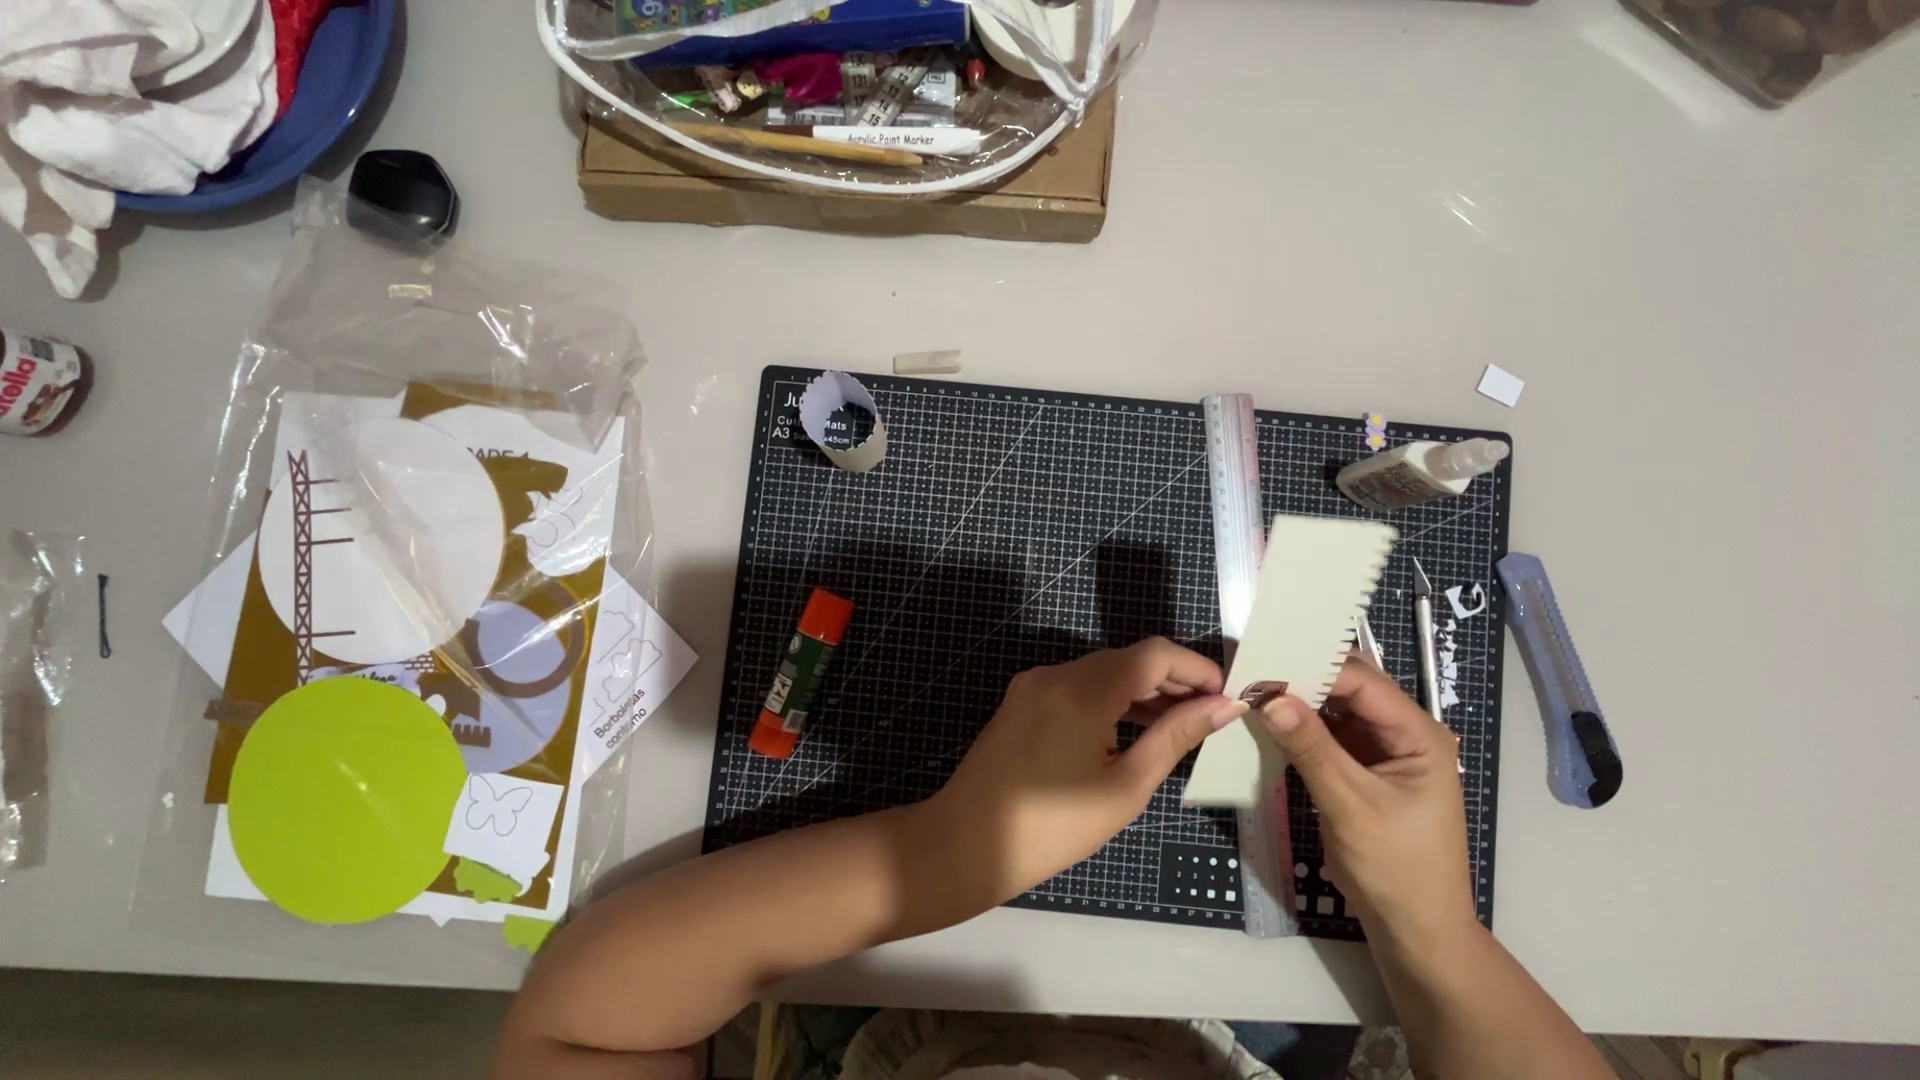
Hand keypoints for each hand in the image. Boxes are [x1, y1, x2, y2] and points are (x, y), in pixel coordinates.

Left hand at [925, 638, 1244, 905]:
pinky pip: (1077, 686)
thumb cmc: (1053, 827)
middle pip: (1127, 658)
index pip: (1153, 654)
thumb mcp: (1125, 787)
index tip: (1226, 696)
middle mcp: (1056, 674)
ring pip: (1101, 671)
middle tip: (1210, 713)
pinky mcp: (1021, 701)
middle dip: (1171, 679)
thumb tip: (1222, 706)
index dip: (1194, 668)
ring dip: (1141, 690)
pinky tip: (1133, 728)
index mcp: (1083, 690)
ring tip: (1179, 724)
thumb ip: (1174, 738)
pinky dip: (1110, 699)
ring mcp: (1033, 685)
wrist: (966, 843)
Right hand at [1253, 656, 1474, 940]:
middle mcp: (1402, 733)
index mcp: (1418, 735)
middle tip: (1253, 671)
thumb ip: (1311, 748)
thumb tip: (1270, 698)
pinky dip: (1299, 727)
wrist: (1414, 927)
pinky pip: (1326, 734)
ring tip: (1253, 690)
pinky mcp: (1359, 768)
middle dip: (1304, 678)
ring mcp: (1380, 750)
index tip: (1265, 666)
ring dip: (1298, 702)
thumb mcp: (1350, 805)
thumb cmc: (1397, 867)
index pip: (1363, 683)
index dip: (1315, 669)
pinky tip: (1266, 721)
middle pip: (1350, 689)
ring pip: (1334, 709)